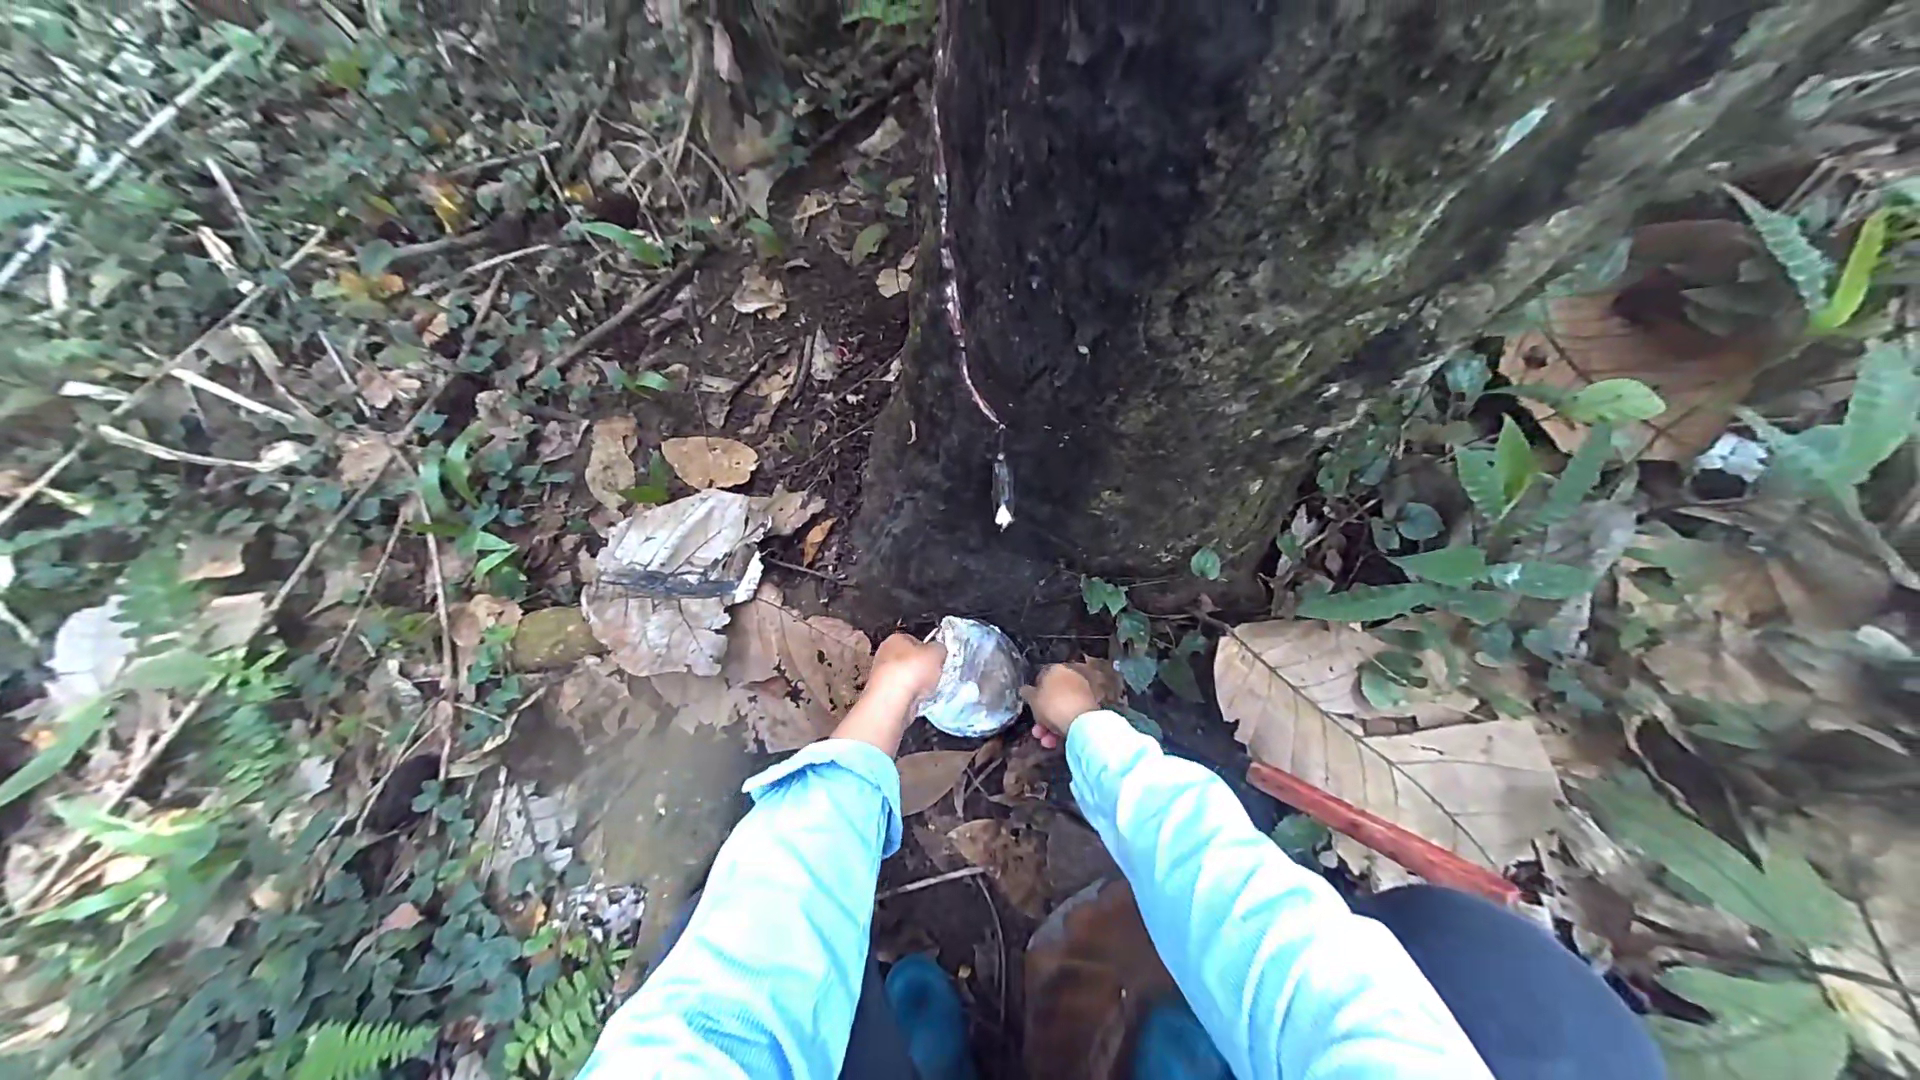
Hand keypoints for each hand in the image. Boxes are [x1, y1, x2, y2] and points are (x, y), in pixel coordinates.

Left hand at [833, 634, 944, 757]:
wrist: (893, 699)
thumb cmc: (913, 669)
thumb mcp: (937, 652)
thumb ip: (939, 649)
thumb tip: (938, 650)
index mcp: (895, 639)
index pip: (913, 640)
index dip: (927, 649)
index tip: (935, 658)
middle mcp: (884, 654)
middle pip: (909, 660)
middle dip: (921, 667)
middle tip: (933, 674)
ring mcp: (881, 676)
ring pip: (905, 677)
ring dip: (916, 683)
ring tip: (926, 689)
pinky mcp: (882, 694)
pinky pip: (902, 693)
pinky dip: (910, 696)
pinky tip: (916, 699)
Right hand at [1021, 663, 1106, 748]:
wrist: (1080, 721)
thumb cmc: (1052, 705)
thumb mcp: (1032, 699)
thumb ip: (1027, 693)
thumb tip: (1025, 690)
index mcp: (1056, 669)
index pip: (1041, 677)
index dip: (1034, 693)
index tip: (1031, 705)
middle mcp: (1071, 677)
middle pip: (1052, 696)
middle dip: (1042, 716)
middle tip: (1037, 730)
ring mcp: (1082, 692)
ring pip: (1061, 708)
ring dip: (1050, 726)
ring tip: (1045, 740)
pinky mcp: (1090, 707)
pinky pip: (1071, 715)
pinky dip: (1063, 726)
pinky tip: (1055, 741)